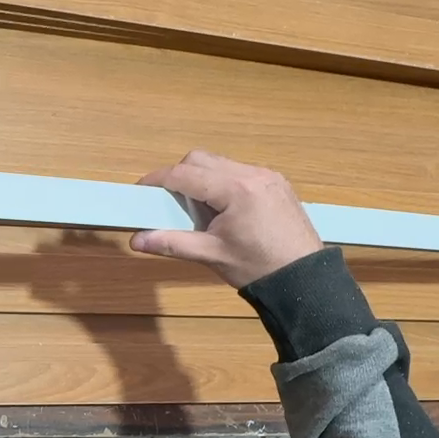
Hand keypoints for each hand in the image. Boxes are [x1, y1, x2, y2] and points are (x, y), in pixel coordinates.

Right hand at [129, 150, 323, 287]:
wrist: (304, 278)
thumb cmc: (256, 267)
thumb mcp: (210, 255)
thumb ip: (171, 243)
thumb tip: (135, 240)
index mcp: (235, 190)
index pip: (185, 174)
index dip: (157, 180)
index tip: (140, 191)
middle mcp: (252, 174)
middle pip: (200, 159)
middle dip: (178, 175)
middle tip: (168, 201)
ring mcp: (267, 175)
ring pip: (219, 162)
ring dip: (200, 177)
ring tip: (196, 208)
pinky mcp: (275, 182)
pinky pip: (238, 171)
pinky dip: (220, 182)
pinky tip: (221, 208)